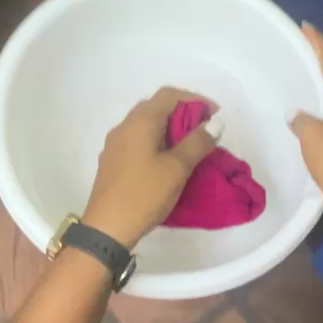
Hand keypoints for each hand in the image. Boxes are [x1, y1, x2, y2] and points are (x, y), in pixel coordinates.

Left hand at [82, 87, 219, 248]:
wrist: (107, 228)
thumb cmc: (144, 194)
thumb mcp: (177, 168)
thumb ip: (197, 142)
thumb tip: (216, 122)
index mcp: (140, 122)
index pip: (169, 95)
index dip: (196, 100)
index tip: (215, 117)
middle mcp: (124, 126)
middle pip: (156, 107)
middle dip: (183, 115)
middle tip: (205, 132)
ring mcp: (115, 145)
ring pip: (146, 126)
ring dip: (170, 131)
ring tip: (190, 148)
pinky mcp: (113, 162)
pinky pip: (138, 142)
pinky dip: (157, 143)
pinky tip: (167, 163)